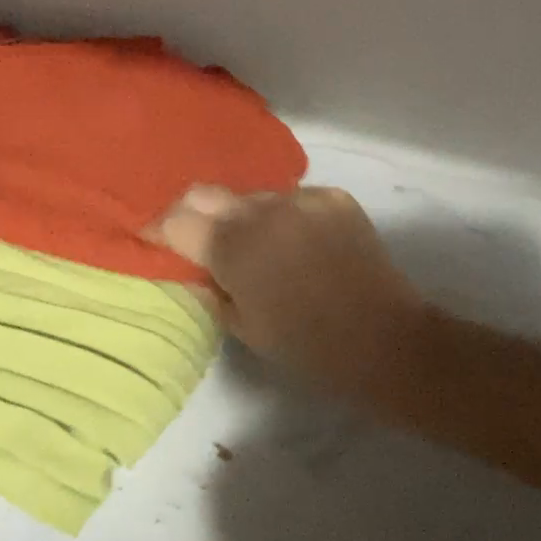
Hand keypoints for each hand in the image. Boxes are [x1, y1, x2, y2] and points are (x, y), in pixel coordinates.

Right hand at [146, 185, 430, 396]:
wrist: (389, 342)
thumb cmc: (309, 347)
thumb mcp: (243, 328)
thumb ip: (208, 288)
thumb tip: (189, 266)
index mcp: (233, 247)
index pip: (175, 220)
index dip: (157, 230)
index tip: (151, 240)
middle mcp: (260, 211)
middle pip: (204, 193)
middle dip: (189, 211)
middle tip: (190, 235)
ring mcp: (299, 199)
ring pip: (249, 196)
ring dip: (240, 215)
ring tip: (253, 244)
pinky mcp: (331, 196)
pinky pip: (290, 199)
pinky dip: (282, 217)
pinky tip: (295, 244)